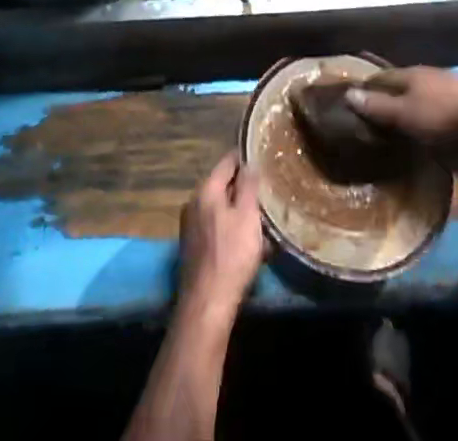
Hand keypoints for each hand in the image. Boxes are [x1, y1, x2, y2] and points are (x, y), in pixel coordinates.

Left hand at [178, 151, 264, 313]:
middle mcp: (193, 202)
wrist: (207, 300)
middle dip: (243, 187)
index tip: (261, 156)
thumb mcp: (247, 216)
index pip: (226, 162)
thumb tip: (249, 163)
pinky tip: (248, 242)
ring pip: (220, 207)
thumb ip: (248, 187)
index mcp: (206, 190)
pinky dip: (232, 227)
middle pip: (222, 185)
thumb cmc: (232, 254)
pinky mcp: (193, 244)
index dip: (243, 158)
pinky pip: (216, 225)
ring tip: (262, 219)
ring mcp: (190, 224)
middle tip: (266, 190)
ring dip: (240, 210)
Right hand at [348, 67, 457, 150]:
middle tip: (384, 116)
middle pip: (407, 85)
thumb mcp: (403, 113)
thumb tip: (348, 94)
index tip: (359, 98)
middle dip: (396, 97)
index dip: (370, 86)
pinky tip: (442, 134)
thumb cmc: (442, 112)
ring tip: (411, 127)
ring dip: (421, 108)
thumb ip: (377, 106)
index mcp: (411, 74)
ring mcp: (453, 87)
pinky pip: (449, 109)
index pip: (384, 76)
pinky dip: (441, 118)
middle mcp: (431, 75)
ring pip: (430, 95)